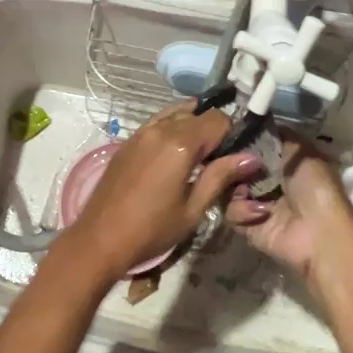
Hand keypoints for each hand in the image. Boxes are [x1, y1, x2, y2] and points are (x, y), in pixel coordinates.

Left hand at [56, 103, 261, 282]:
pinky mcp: (127, 141)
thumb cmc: (151, 230)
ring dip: (190, 127)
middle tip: (216, 161)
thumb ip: (220, 177)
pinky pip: (157, 123)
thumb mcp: (193, 209)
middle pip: (197, 113)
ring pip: (175, 114)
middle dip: (212, 130)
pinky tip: (173, 155)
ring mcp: (140, 132)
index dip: (231, 134)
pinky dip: (171, 129)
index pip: (218, 119)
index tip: (234, 156)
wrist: (100, 238)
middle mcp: (160, 129)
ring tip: (196, 158)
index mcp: (180, 143)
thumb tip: (251, 157)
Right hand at [225, 131, 352, 281]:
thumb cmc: (315, 188)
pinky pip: (230, 212)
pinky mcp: (247, 226)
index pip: (252, 147)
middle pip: (234, 166)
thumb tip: (259, 124)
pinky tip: (261, 212)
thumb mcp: (303, 152)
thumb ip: (280, 136)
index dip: (240, 141)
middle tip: (232, 161)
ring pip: (227, 188)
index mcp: (282, 164)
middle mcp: (267, 182)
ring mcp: (255, 204)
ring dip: (236, 187)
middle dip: (231, 163)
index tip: (226, 134)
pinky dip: (242, 210)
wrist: (319, 232)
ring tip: (248, 190)